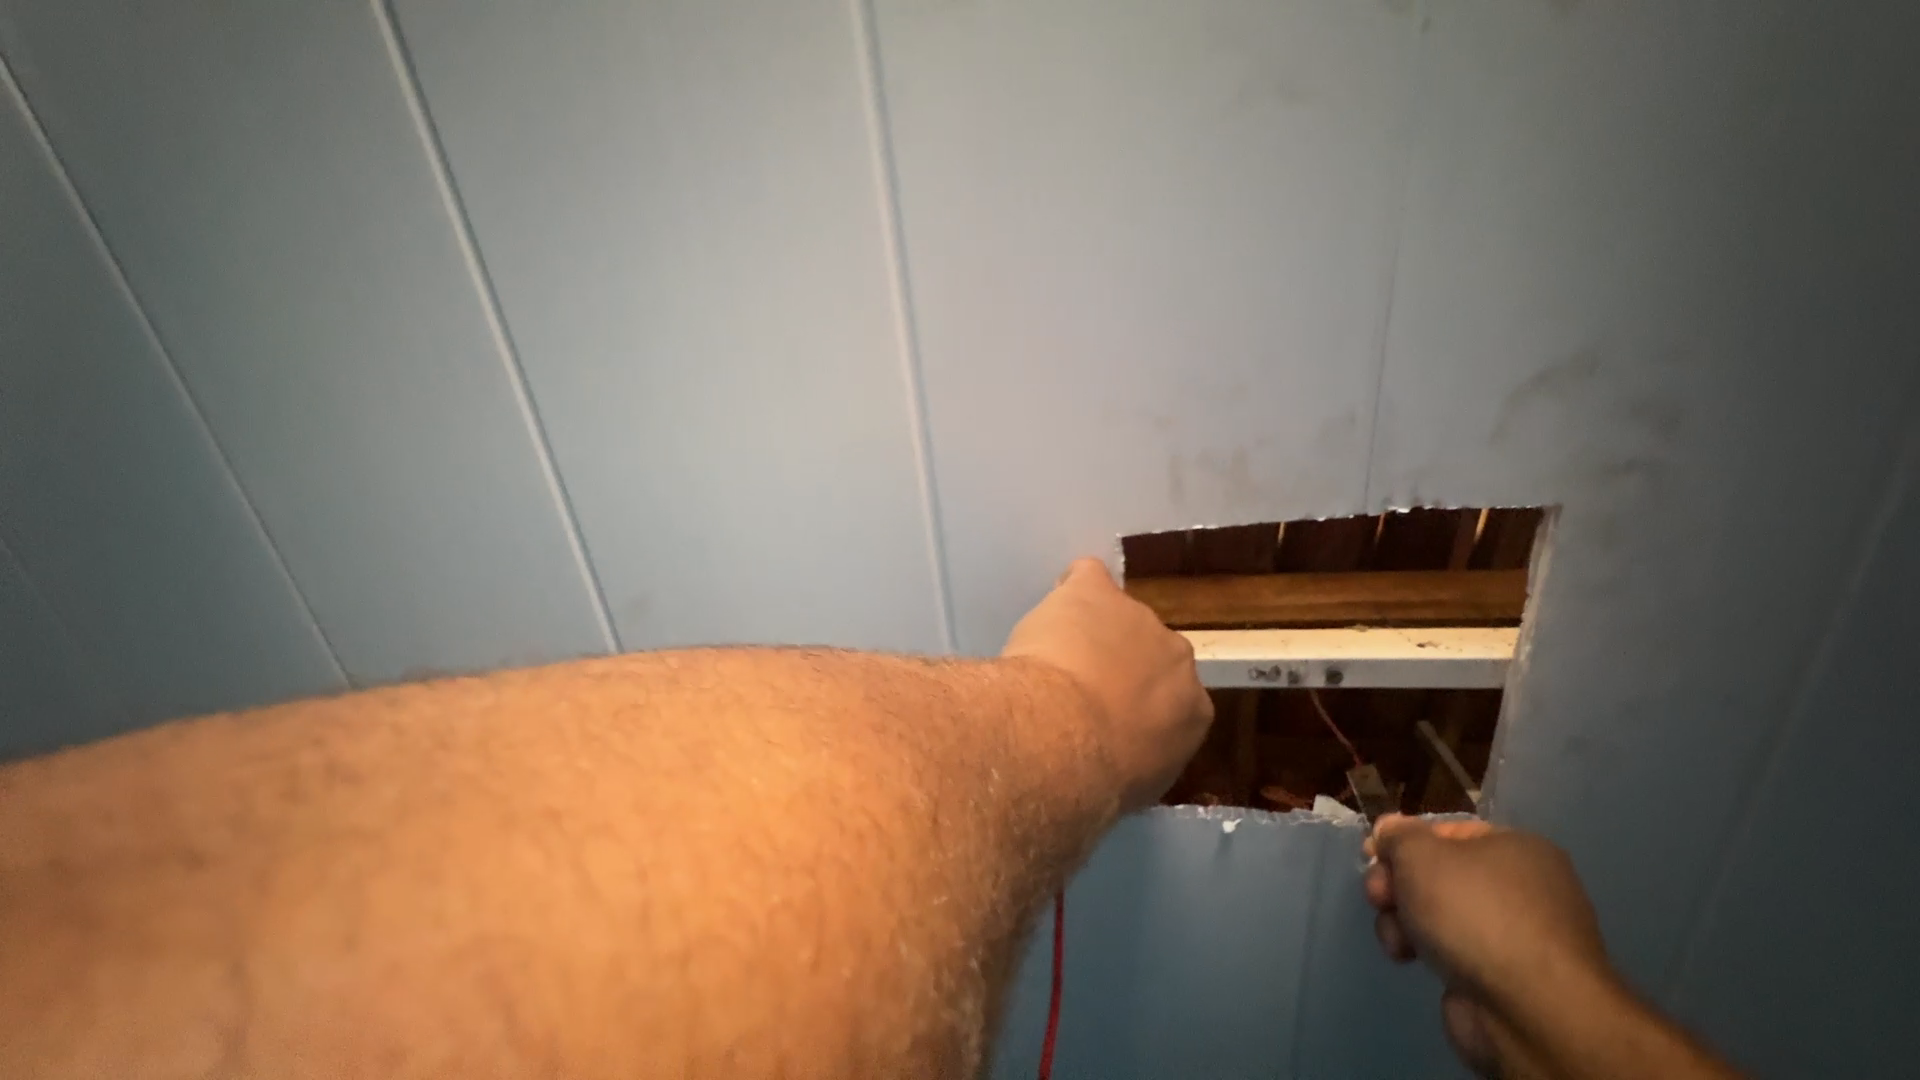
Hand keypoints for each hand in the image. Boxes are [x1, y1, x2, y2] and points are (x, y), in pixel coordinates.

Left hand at [1001, 558, 1213, 810]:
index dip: (1140, 707)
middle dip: (1118, 667)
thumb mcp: (1136, 787)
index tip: (1110, 720)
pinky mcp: (1095, 593)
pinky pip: (1087, 577)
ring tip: (1050, 660)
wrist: (1064, 740)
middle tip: (1077, 692)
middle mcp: (1176, 658)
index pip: (1174, 700)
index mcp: (1194, 710)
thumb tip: (1122, 763)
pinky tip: (1053, 605)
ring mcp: (1138, 619)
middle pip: (1148, 653)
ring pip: (1113, 618)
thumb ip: (1141, 762)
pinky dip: (1071, 588)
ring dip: (1088, 634)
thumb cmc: (1099, 780)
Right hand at [1365, 816, 1621, 1076]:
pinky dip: (1427, 953)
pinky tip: (1413, 960)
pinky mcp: (1505, 977)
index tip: (1371, 857)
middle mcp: (1523, 888)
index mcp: (1516, 848)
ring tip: (1398, 941)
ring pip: (1437, 913)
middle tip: (1379, 898)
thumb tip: (1389, 828)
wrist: (1528, 1010)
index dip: (1402, 841)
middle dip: (1397, 885)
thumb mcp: (1420, 854)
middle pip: (1437, 874)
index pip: (1445, 831)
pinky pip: (1452, 950)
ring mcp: (1516, 936)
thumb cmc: (1475, 912)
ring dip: (1403, 921)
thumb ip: (1397, 835)